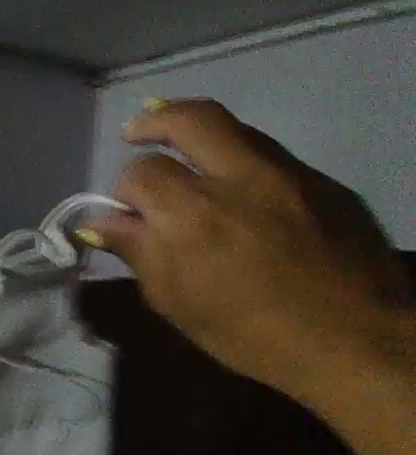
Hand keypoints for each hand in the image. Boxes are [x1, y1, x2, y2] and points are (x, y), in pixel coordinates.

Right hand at [84, 98, 411, 406]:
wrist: (352, 334)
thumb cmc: (242, 330)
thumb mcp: (173, 297)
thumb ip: (138, 250)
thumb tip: (102, 223)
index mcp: (193, 214)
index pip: (142, 173)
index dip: (121, 193)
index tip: (119, 217)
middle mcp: (242, 178)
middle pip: (195, 120)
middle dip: (158, 121)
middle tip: (137, 133)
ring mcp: (290, 174)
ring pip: (236, 133)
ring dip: (200, 142)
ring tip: (179, 166)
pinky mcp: (322, 183)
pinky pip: (267, 159)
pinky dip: (235, 166)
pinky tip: (229, 199)